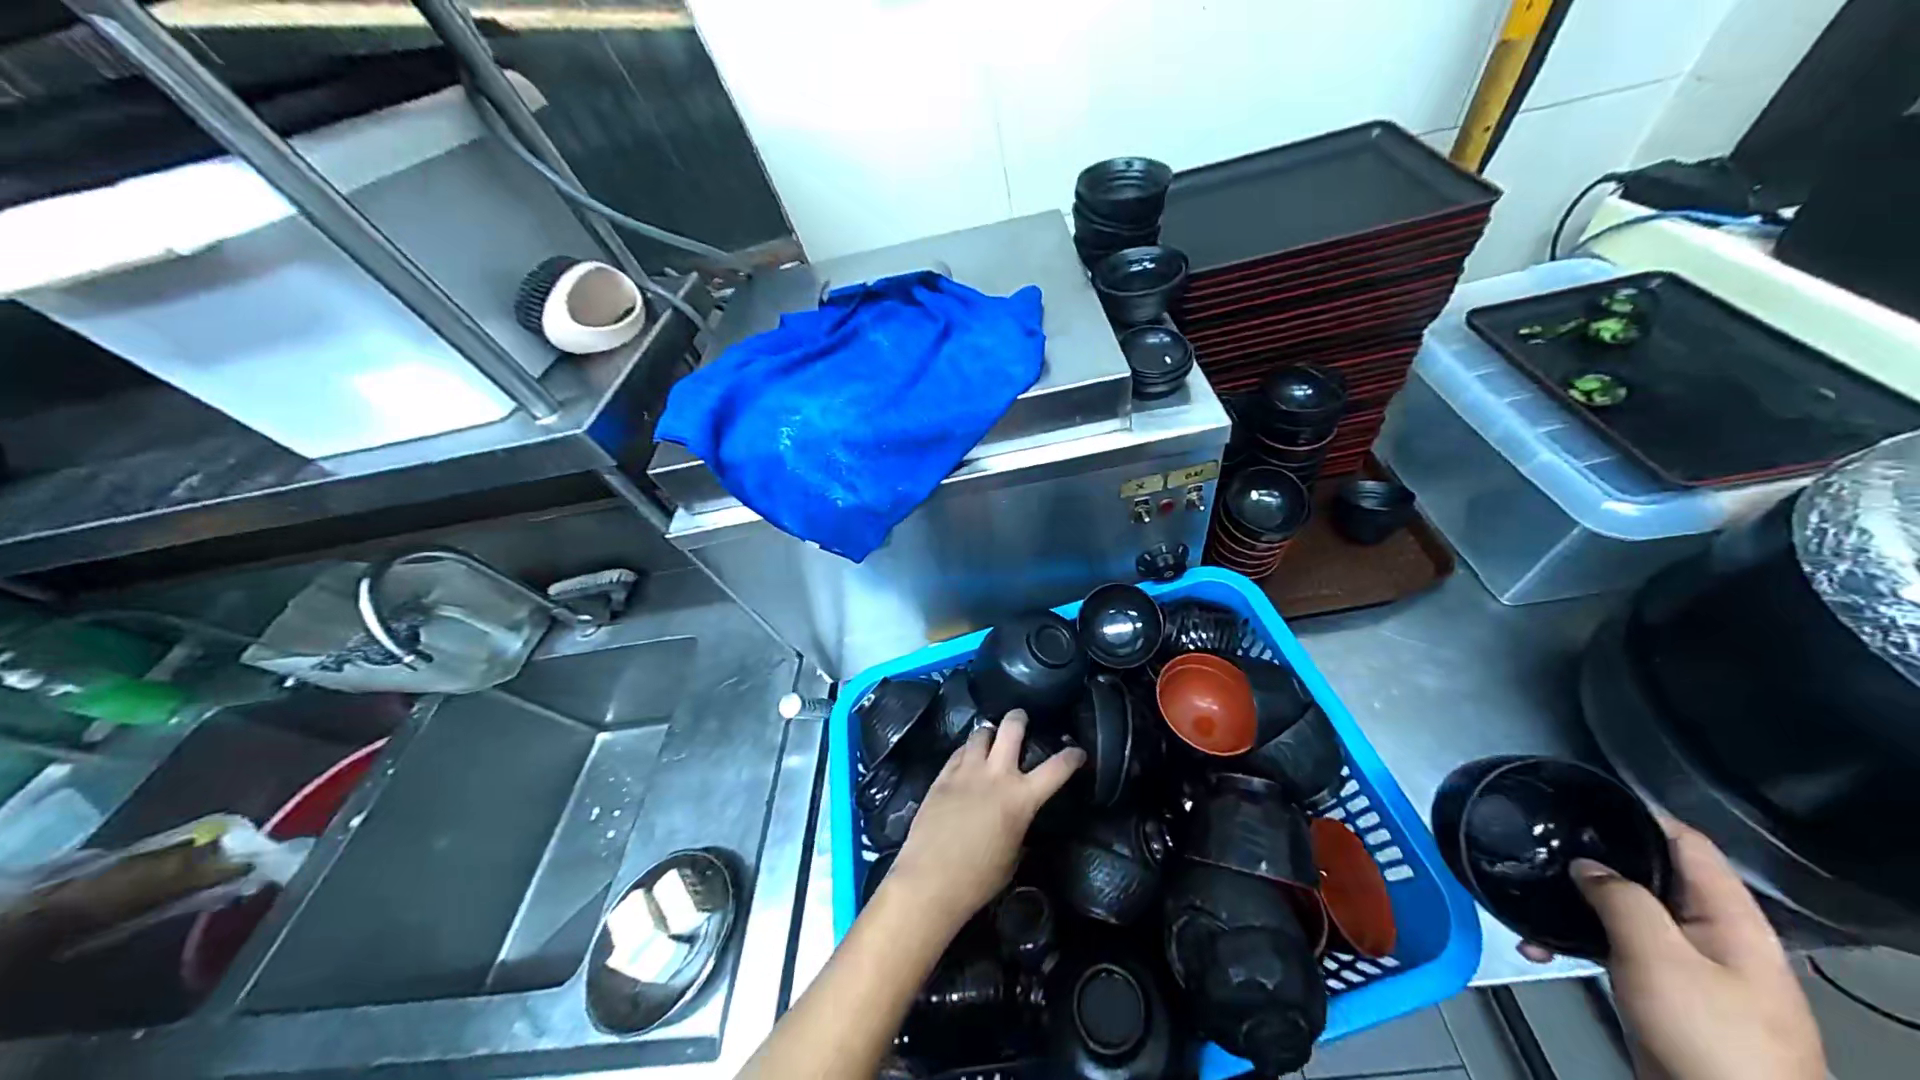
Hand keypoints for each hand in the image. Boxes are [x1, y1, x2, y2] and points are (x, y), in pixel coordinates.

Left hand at [881, 710, 1084, 932]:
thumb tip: (1017, 817)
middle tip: (1021, 719)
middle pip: (1011, 728)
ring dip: (989, 734)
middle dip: (1019, 718)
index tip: (1078, 752)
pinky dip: (967, 752)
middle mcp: (996, 775)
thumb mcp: (1013, 854)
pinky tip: (966, 759)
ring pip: (980, 734)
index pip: (1057, 768)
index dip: (1072, 756)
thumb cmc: (979, 878)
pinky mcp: (942, 776)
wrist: (931, 879)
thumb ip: (1019, 826)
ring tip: (989, 739)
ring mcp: (966, 772)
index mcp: (1021, 798)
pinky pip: (958, 752)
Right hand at [1531, 818, 1823, 1079]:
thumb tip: (1588, 865)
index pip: (1688, 844)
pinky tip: (1539, 945)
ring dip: (1575, 907)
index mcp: (1729, 920)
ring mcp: (1689, 968)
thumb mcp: (1659, 955)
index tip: (1586, 802)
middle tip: (1543, 848)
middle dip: (1593, 863)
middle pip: (1649, 878)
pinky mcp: (1663, 994)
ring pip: (1624, 915)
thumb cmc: (1708, 1034)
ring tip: (1530, 902)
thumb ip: (1622, 899)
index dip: (1639, 816)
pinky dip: (1576, 943)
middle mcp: (1712, 937)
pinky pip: (1614, 951)